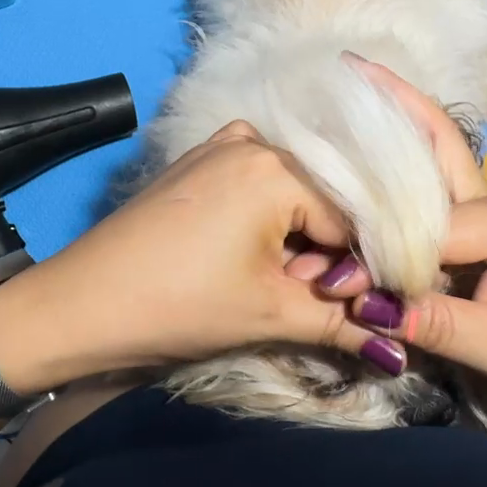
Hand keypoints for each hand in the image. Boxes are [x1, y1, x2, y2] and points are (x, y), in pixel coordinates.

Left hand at [0, 122, 384, 394]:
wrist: (84, 301)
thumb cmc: (181, 304)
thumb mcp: (271, 315)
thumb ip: (343, 323)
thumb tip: (401, 345)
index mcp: (277, 167)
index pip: (354, 217)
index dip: (366, 267)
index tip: (372, 307)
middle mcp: (254, 140)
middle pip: (323, 198)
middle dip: (332, 252)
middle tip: (321, 302)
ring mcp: (221, 145)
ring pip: (291, 190)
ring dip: (301, 236)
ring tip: (285, 283)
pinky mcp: (199, 160)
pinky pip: (256, 180)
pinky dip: (270, 215)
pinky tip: (259, 253)